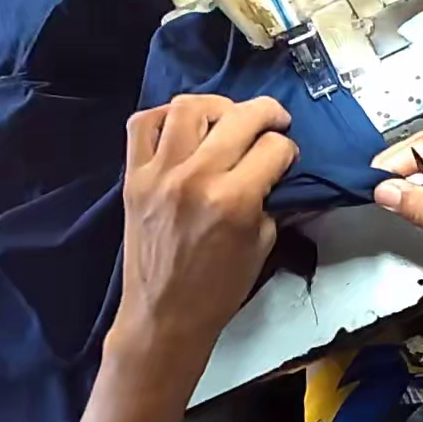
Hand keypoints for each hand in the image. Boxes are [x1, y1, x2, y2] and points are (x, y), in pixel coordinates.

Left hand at [111, 95, 297, 393]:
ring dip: (218, 106)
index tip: (286, 159)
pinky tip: (183, 127)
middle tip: (276, 120)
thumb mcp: (262, 244)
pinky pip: (143, 124)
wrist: (164, 315)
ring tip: (228, 119)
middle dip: (268, 112)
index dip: (288, 149)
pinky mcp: (133, 176)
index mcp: (234, 201)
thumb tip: (275, 168)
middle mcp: (196, 177)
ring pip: (189, 106)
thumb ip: (270, 199)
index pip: (274, 147)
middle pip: (240, 117)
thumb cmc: (219, 289)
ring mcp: (159, 173)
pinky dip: (165, 116)